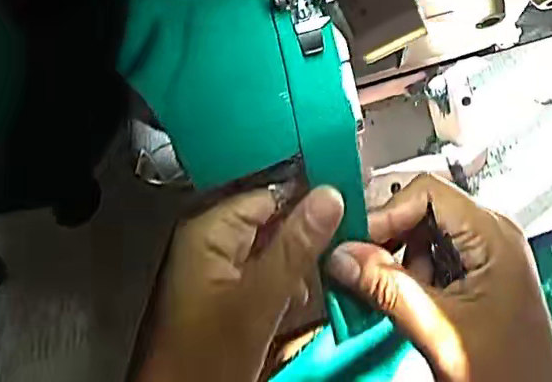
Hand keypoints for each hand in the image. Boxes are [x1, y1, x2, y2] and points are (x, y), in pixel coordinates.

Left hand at [133, 184, 344, 381]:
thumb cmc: (203, 363)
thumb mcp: (258, 301)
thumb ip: (297, 245)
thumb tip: (332, 194)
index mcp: (211, 226)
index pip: (275, 189)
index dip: (313, 198)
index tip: (348, 207)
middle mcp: (211, 237)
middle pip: (275, 216)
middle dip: (307, 235)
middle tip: (335, 251)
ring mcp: (216, 266)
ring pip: (274, 245)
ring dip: (299, 262)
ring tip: (312, 285)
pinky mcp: (224, 293)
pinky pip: (264, 270)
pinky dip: (285, 282)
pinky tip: (295, 303)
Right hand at [325, 174, 551, 381]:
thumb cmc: (506, 374)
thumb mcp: (440, 332)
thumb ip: (390, 290)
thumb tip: (344, 257)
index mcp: (492, 233)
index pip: (428, 190)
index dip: (388, 212)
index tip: (356, 242)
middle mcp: (493, 230)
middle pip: (427, 205)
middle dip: (391, 234)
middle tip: (360, 264)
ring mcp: (488, 248)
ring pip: (428, 228)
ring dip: (401, 255)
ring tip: (388, 291)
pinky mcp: (481, 268)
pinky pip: (438, 251)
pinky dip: (414, 269)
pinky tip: (407, 297)